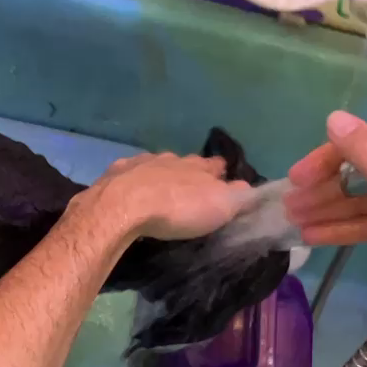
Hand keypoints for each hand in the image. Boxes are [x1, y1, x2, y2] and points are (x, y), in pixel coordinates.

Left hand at [73, 152, 252, 240]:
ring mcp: (141, 163)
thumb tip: (251, 188)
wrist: (124, 206)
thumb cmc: (178, 208)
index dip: (221, 173)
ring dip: (160, 176)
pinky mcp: (115, 174)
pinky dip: (132, 182)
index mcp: (198, 165)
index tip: (223, 180)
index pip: (216, 164)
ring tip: (160, 193)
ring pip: (156, 165)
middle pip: (185, 163)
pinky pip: (128, 174)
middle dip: (188, 174)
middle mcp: (170, 158)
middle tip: (189, 191)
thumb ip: (239, 196)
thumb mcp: (220, 206)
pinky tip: (130, 192)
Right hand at [283, 111, 366, 338]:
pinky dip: (344, 226)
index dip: (325, 159)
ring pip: (363, 197)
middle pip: (361, 169)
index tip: (294, 180)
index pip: (363, 141)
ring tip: (294, 223)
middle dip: (323, 187)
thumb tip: (334, 118)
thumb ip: (365, 149)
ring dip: (328, 208)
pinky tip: (315, 236)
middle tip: (289, 206)